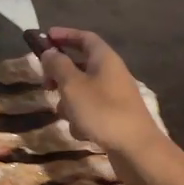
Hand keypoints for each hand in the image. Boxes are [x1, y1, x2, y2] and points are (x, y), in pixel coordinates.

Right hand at [41, 27, 166, 154]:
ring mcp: (115, 96)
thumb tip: (50, 52)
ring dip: (69, 101)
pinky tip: (82, 131)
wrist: (137, 150)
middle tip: (46, 83)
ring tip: (65, 114)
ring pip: (82, 90)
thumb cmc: (102, 111)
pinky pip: (90, 110)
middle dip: (61, 75)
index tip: (46, 37)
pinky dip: (82, 118)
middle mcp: (112, 73)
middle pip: (80, 65)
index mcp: (105, 59)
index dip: (65, 35)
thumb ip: (58, 65)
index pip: (84, 37)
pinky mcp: (115, 116)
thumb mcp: (72, 85)